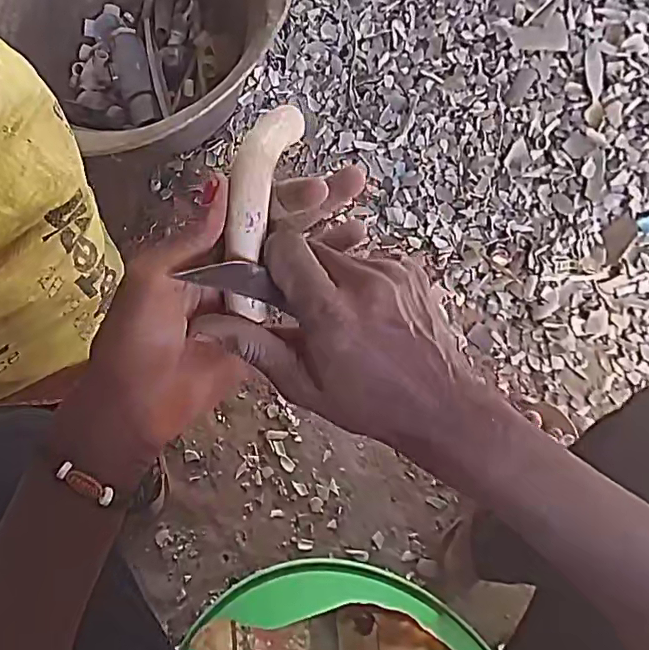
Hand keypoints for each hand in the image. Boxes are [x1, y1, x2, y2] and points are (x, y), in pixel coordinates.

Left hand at [49, 167, 369, 483]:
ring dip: (326, 245)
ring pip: (292, 267)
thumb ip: (189, 237)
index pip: (248, 214)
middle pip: (278, 233)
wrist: (136, 405)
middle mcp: (228, 270)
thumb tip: (219, 183)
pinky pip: (292, 308)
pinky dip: (320, 292)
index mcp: (200, 250)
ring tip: (362, 227)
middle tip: (352, 185)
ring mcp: (247, 303)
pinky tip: (350, 276)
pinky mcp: (261, 335)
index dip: (283, 198)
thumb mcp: (151, 280)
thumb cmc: (133, 339)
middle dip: (316, 209)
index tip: (317, 188)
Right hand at [192, 229, 521, 472]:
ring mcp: (392, 271)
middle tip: (297, 301)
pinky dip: (353, 276)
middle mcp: (364, 283)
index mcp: (333, 314)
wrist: (442, 405)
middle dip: (295, 267)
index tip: (266, 283)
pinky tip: (360, 308)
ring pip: (336, 249)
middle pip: (310, 244)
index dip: (270, 260)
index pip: (287, 248)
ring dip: (324, 272)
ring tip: (334, 311)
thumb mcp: (303, 385)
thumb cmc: (371, 403)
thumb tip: (206, 328)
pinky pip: (364, 256)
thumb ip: (254, 348)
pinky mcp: (409, 267)